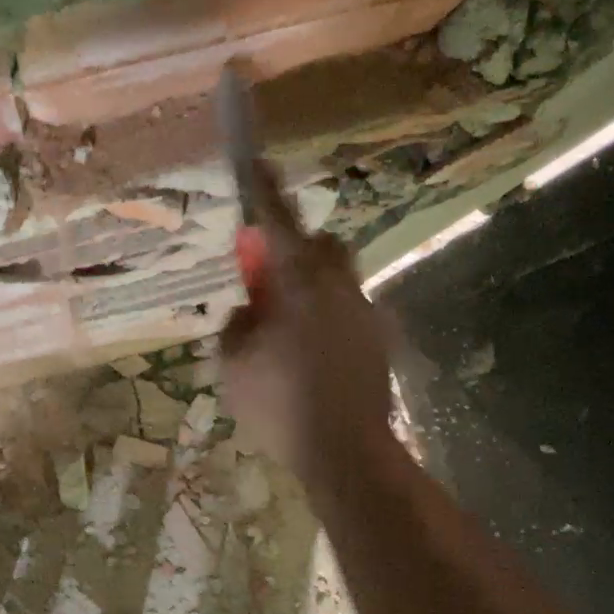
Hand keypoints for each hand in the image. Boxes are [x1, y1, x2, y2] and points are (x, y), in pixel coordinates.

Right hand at [218, 165, 393, 479]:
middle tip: (268, 281)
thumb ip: (237, 324)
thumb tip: (249, 310)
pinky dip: (327, 321)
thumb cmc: (279, 404)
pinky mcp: (380, 342)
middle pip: (321, 246)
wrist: (345, 451)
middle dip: (295, 249)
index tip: (255, 161)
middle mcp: (339, 287)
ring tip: (287, 329)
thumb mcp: (232, 363)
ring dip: (312, 289)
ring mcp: (366, 314)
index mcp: (299, 282)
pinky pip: (349, 314)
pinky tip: (312, 359)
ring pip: (338, 281)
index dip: (263, 191)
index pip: (278, 222)